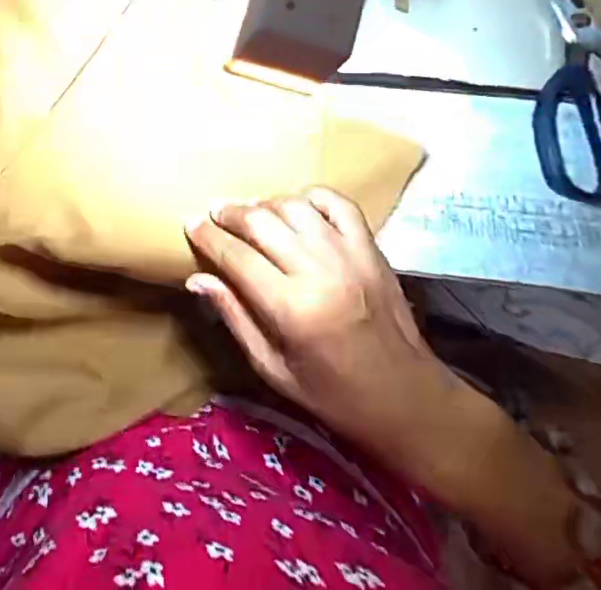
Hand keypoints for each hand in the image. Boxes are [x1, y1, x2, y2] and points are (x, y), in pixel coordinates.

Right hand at [184, 189, 464, 466]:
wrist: (411, 402)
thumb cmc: (333, 394)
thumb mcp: (271, 368)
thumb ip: (234, 316)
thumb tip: (197, 278)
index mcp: (291, 309)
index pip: (235, 255)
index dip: (206, 236)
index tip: (189, 224)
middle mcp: (319, 273)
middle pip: (261, 222)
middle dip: (229, 214)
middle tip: (212, 214)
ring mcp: (350, 257)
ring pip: (294, 207)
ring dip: (264, 204)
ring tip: (249, 213)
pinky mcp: (373, 251)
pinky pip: (337, 205)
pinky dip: (311, 198)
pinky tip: (295, 209)